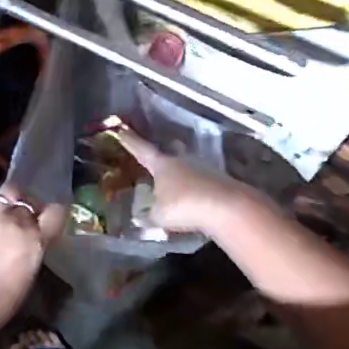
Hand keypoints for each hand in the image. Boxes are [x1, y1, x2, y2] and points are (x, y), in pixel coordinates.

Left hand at [0, 168, 67, 332]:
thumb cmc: (1, 303)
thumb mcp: (29, 278)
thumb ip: (32, 255)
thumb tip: (31, 246)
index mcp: (38, 241)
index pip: (57, 213)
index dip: (55, 212)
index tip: (53, 216)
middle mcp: (18, 223)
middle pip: (30, 203)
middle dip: (31, 205)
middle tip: (27, 214)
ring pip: (8, 192)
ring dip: (12, 194)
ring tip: (11, 197)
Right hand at [112, 128, 264, 235]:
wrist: (227, 207)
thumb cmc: (184, 206)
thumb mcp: (159, 216)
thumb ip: (148, 216)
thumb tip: (140, 218)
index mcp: (162, 164)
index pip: (142, 149)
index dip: (131, 141)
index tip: (122, 130)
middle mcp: (182, 160)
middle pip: (171, 149)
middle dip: (164, 150)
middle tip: (157, 154)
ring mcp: (203, 167)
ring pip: (188, 164)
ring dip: (181, 171)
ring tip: (175, 181)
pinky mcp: (219, 179)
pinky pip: (201, 179)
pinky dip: (195, 185)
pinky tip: (193, 196)